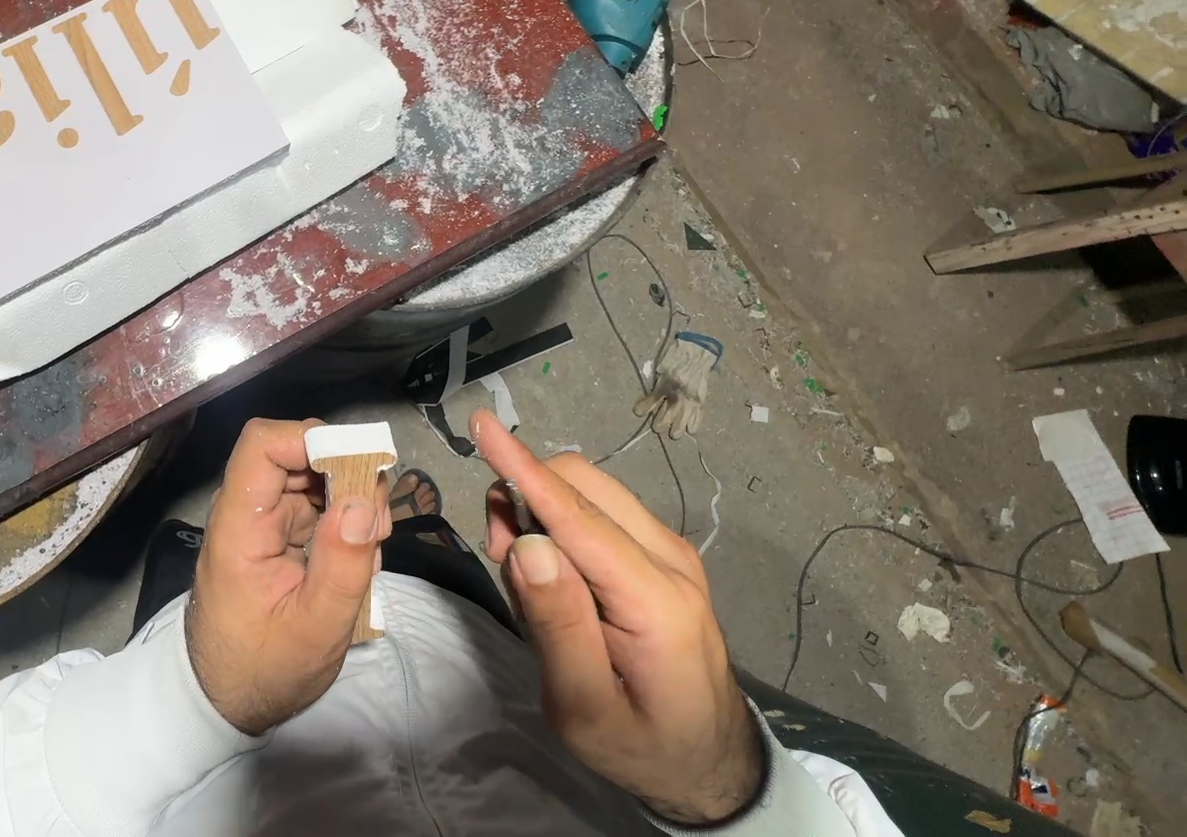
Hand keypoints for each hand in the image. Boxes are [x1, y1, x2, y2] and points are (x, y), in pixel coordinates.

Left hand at [186, 419, 390, 735]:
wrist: (225, 697)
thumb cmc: (263, 669)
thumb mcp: (314, 631)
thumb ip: (341, 566)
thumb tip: (364, 502)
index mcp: (240, 524)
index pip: (262, 445)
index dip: (309, 439)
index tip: (359, 468)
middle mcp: (247, 510)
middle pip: (294, 454)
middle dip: (344, 471)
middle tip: (378, 520)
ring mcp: (262, 519)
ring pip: (310, 475)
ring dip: (348, 496)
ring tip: (373, 541)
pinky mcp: (277, 533)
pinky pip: (314, 503)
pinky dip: (342, 517)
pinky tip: (358, 553)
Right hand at [475, 410, 763, 824]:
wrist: (710, 766)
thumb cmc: (641, 744)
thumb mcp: (584, 707)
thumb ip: (557, 624)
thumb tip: (527, 541)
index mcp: (654, 599)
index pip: (575, 515)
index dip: (522, 468)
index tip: (480, 424)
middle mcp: (668, 557)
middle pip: (580, 482)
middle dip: (523, 499)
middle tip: (500, 560)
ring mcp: (668, 549)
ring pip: (585, 488)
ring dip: (537, 511)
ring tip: (526, 580)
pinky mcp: (659, 551)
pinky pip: (594, 508)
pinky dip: (556, 523)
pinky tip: (554, 577)